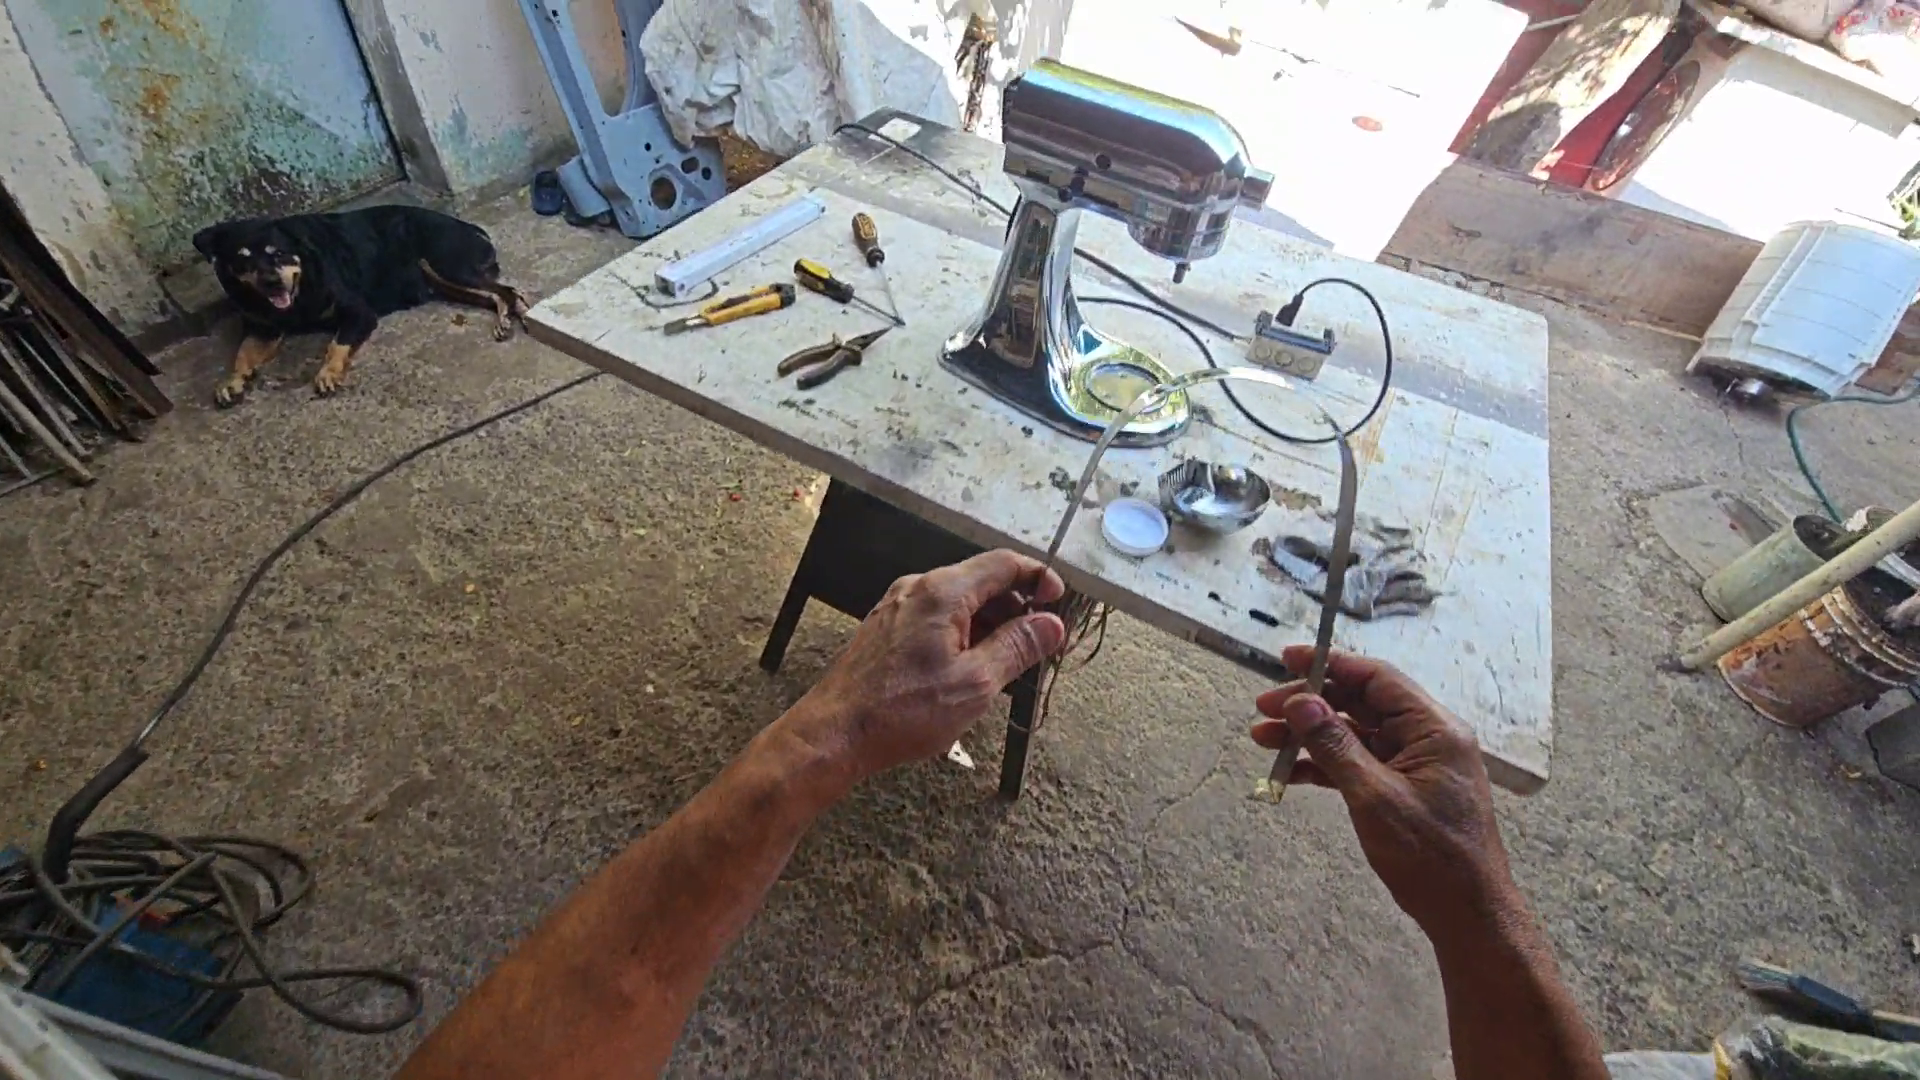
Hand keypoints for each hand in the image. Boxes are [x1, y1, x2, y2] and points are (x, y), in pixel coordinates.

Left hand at [789, 550, 1067, 784]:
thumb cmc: (901, 711)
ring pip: (959, 601)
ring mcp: (898, 607)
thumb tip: (1052, 625)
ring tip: (1009, 661)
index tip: (1058, 600)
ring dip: (991, 623)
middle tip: (1040, 641)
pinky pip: (936, 617)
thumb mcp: (976, 683)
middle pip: (981, 581)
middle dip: (1017, 606)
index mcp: (942, 592)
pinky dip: (963, 632)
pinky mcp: (887, 628)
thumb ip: (1018, 647)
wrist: (834, 733)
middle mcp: (917, 588)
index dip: (1038, 577)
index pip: (1003, 563)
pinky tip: (971, 666)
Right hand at [1252, 648, 1516, 935]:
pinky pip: (1353, 760)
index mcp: (1433, 729)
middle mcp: (1424, 737)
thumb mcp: (1374, 796)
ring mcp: (1411, 762)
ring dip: (1306, 733)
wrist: (1468, 918)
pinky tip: (1289, 771)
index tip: (1286, 659)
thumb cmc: (1429, 855)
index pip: (1375, 678)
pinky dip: (1320, 763)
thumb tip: (1299, 701)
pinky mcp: (1398, 786)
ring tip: (1263, 738)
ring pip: (1350, 731)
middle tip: (1263, 708)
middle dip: (1308, 703)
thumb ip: (1334, 744)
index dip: (1329, 664)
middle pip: (1358, 702)